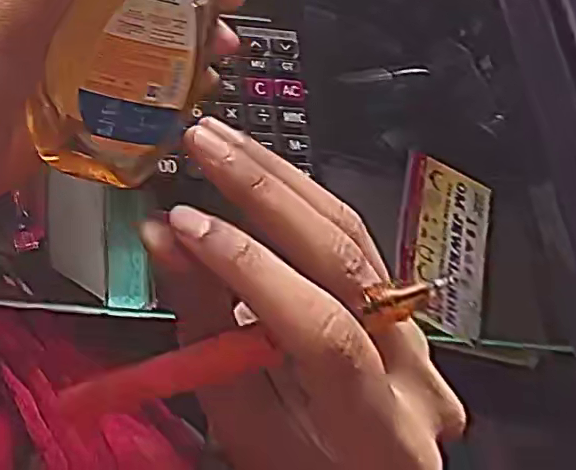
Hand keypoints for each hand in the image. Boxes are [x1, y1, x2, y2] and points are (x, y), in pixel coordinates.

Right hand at [142, 118, 467, 468]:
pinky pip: (346, 228)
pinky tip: (253, 161)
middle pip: (342, 258)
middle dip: (258, 191)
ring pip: (347, 228)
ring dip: (272, 173)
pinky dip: (291, 189)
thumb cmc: (287, 460)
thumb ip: (200, 315)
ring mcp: (414, 330)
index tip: (184, 223)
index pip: (323, 330)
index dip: (248, 267)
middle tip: (201, 144)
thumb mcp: (234, 413)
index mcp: (379, 432)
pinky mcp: (395, 296)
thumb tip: (160, 234)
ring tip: (218, 137)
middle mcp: (414, 373)